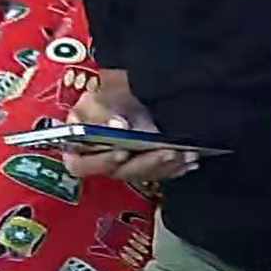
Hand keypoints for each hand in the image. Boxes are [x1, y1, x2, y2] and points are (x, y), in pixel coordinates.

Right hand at [64, 90, 197, 183]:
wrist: (133, 97)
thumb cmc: (110, 98)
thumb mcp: (98, 98)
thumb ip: (100, 111)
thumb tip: (117, 126)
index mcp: (80, 147)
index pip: (81, 165)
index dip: (101, 161)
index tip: (122, 152)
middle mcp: (103, 163)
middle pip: (123, 172)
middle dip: (149, 162)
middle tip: (169, 152)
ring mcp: (128, 168)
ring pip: (147, 174)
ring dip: (169, 165)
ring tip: (187, 154)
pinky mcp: (148, 169)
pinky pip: (163, 174)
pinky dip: (178, 167)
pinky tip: (191, 160)